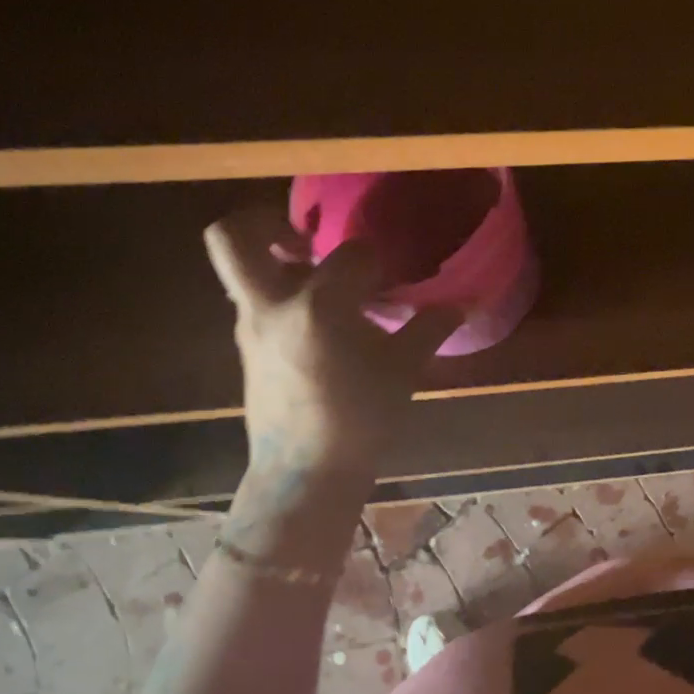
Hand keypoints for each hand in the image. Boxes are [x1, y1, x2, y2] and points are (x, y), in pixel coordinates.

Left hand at [204, 209, 459, 490]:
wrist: (308, 471)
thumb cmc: (363, 416)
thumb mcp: (405, 369)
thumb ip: (428, 328)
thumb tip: (459, 305)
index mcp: (317, 305)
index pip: (350, 254)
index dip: (376, 258)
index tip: (391, 272)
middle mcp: (272, 306)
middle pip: (234, 237)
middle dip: (266, 222)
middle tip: (307, 237)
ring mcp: (252, 327)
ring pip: (244, 271)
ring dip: (280, 264)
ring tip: (329, 286)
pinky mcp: (249, 349)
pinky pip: (258, 303)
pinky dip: (286, 298)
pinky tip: (326, 325)